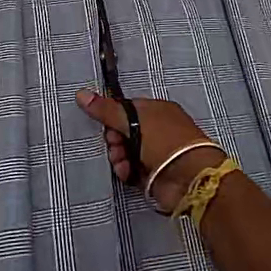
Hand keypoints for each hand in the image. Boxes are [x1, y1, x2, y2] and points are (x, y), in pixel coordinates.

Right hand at [76, 90, 226, 212]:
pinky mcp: (152, 173)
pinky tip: (126, 173)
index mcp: (157, 110)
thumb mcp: (134, 120)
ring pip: (125, 151)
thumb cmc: (165, 140)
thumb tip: (81, 94)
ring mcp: (155, 152)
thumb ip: (107, 110)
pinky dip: (126, 170)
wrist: (189, 177)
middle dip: (114, 140)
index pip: (127, 109)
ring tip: (121, 162)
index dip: (113, 117)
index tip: (106, 126)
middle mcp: (157, 129)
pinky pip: (131, 168)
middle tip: (114, 146)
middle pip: (124, 131)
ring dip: (118, 157)